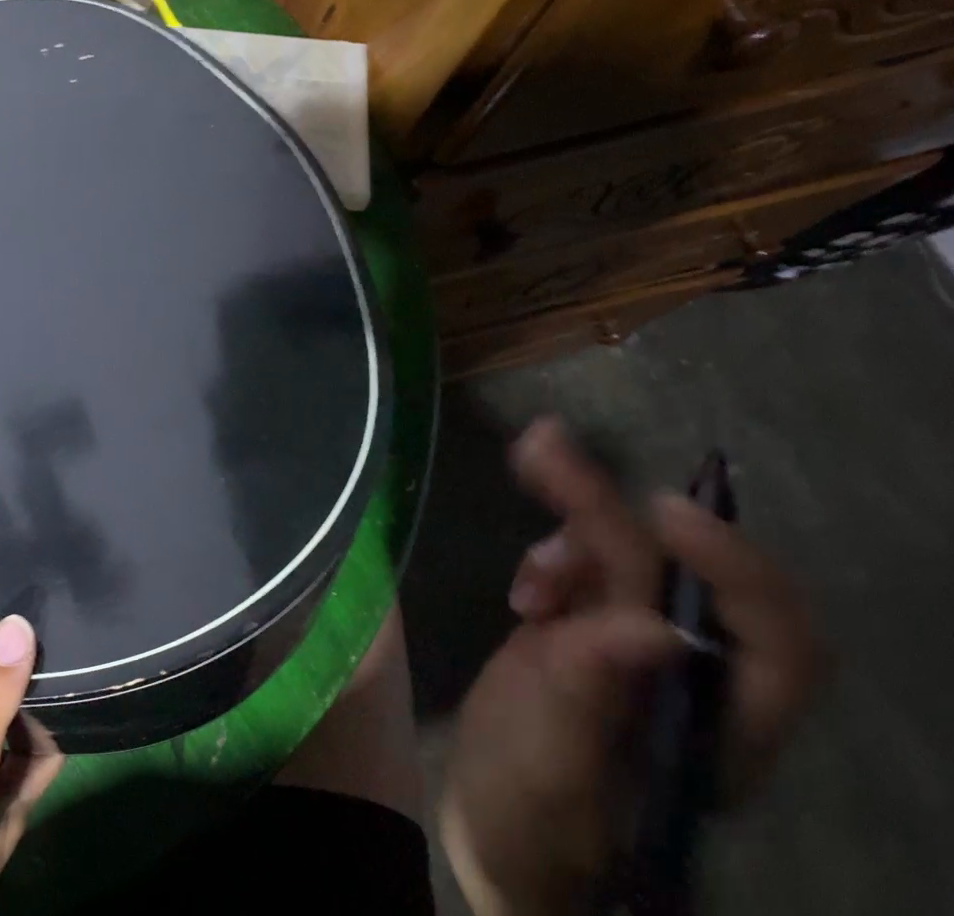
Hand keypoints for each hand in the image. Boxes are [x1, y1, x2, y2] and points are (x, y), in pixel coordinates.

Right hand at [440, 418, 828, 915]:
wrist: (490, 819)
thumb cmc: (531, 811)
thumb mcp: (557, 762)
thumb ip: (596, 695)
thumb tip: (652, 626)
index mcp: (722, 723)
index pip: (775, 639)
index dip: (736, 570)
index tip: (665, 511)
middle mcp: (695, 674)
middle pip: (677, 576)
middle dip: (614, 510)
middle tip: (545, 446)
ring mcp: (637, 648)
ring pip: (628, 560)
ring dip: (576, 518)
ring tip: (522, 478)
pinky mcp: (587, 631)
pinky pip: (585, 568)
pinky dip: (551, 552)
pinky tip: (521, 585)